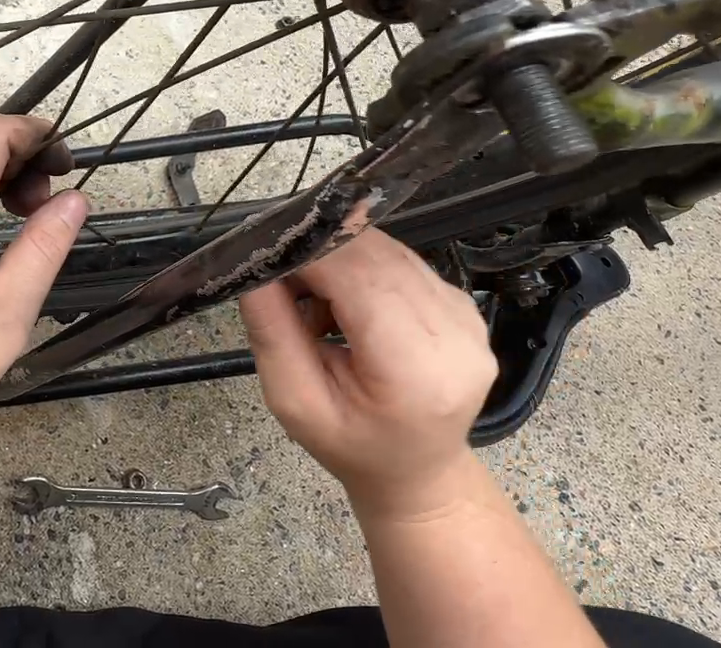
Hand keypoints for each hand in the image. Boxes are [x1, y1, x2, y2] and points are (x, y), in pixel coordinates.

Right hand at [239, 229, 496, 520]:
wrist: (417, 470)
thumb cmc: (350, 444)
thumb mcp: (292, 400)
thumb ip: (271, 330)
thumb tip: (253, 266)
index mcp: (416, 371)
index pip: (361, 279)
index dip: (311, 255)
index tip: (267, 254)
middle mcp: (455, 335)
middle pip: (375, 257)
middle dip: (318, 253)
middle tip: (279, 278)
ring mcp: (466, 316)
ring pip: (386, 250)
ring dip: (338, 259)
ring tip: (309, 299)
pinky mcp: (463, 303)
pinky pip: (400, 260)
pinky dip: (360, 268)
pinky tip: (343, 302)